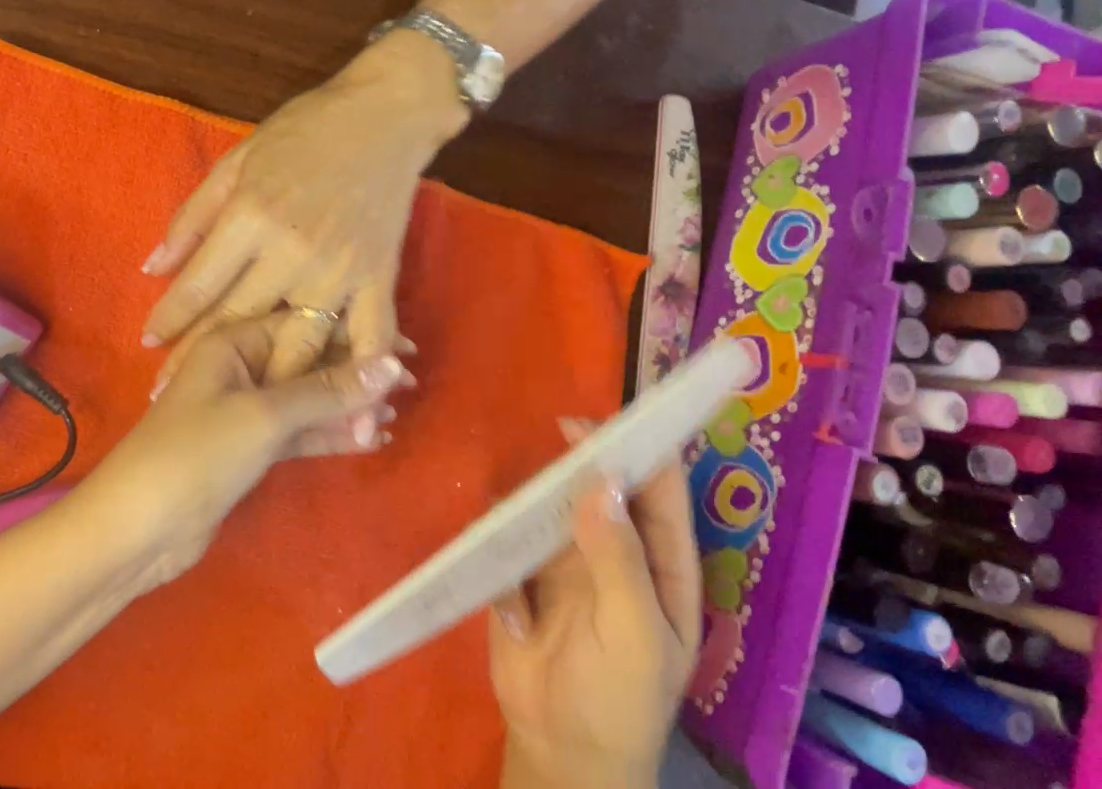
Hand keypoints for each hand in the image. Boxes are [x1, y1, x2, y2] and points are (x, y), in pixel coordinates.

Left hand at [76, 312, 412, 589]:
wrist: (138, 527)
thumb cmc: (194, 455)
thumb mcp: (263, 416)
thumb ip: (326, 391)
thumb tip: (391, 363)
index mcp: (233, 342)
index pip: (303, 324)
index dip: (354, 336)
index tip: (406, 348)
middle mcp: (239, 368)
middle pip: (308, 362)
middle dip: (355, 375)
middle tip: (410, 387)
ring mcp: (244, 411)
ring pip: (306, 401)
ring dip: (347, 409)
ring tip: (395, 416)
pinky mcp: (248, 449)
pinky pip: (298, 433)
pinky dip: (330, 436)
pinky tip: (369, 439)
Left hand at [140, 32, 465, 386]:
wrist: (384, 114)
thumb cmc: (302, 131)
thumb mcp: (236, 162)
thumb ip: (194, 218)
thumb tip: (153, 268)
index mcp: (250, 217)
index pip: (200, 283)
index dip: (171, 318)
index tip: (148, 345)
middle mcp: (291, 251)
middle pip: (238, 320)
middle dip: (199, 362)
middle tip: (168, 397)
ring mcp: (339, 269)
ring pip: (297, 341)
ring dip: (267, 386)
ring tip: (237, 423)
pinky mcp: (380, 277)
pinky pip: (370, 334)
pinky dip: (363, 378)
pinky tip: (357, 421)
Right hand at [489, 419, 701, 788]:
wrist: (560, 746)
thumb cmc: (620, 698)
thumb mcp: (635, 633)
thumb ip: (618, 559)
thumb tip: (599, 483)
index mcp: (662, 568)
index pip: (660, 496)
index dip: (643, 452)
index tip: (615, 418)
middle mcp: (615, 555)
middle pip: (598, 492)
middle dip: (579, 466)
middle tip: (557, 438)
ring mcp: (565, 566)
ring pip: (547, 510)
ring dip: (531, 506)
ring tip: (515, 518)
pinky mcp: (520, 578)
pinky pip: (506, 545)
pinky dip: (502, 562)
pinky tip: (510, 606)